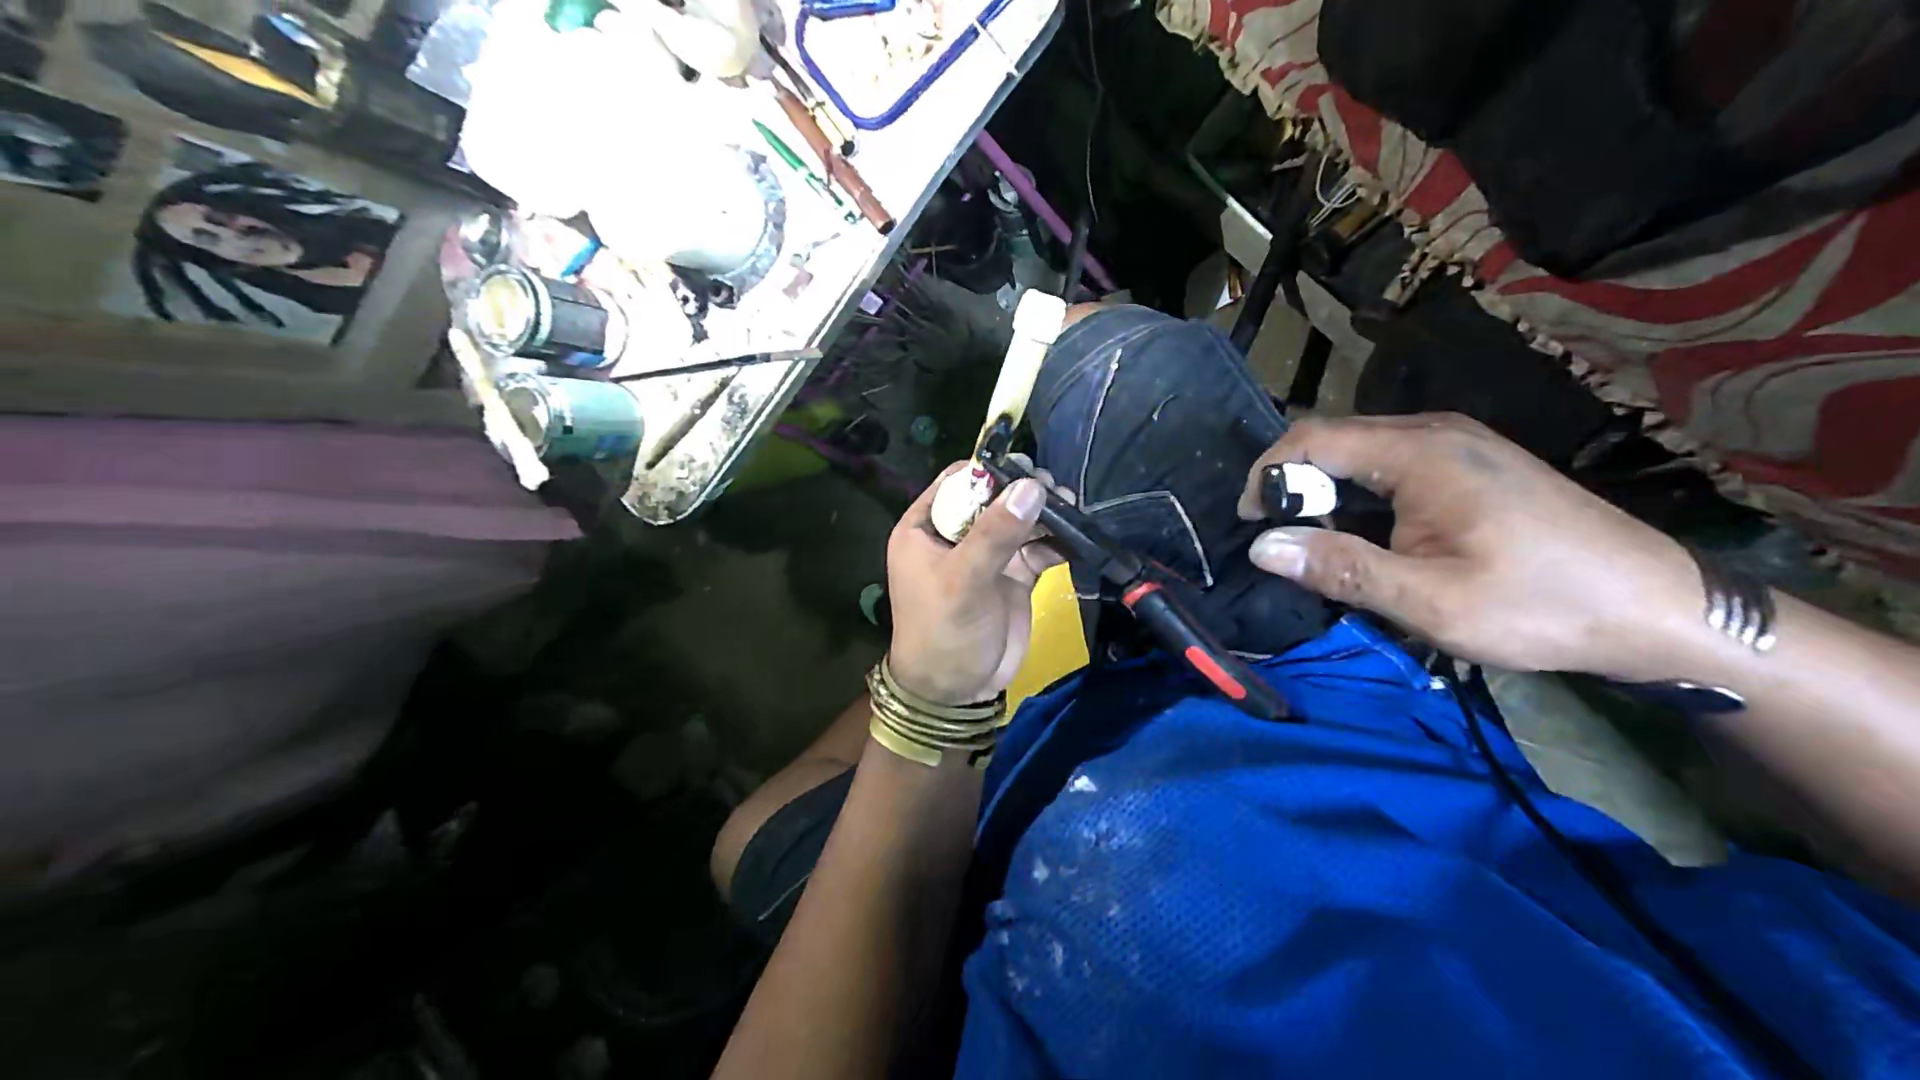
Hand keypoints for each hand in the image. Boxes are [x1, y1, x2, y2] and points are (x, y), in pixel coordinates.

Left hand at [886, 463, 1061, 704]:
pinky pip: (1037, 547)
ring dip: (1045, 513)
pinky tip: (1076, 536)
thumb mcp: (962, 581)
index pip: (955, 483)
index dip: (987, 472)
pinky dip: (1057, 540)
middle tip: (1053, 486)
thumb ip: (995, 534)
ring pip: (1019, 520)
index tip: (1022, 469)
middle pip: (992, 498)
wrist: (956, 691)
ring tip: (1071, 504)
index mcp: (924, 529)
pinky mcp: (1014, 575)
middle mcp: (955, 535)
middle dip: (1023, 490)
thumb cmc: (943, 632)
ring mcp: (987, 555)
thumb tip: (1031, 486)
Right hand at [1236, 414, 1710, 680]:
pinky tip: (1368, 534)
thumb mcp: (1429, 600)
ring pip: (1360, 451)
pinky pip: (1390, 463)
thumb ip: (1340, 568)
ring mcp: (1459, 445)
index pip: (1312, 438)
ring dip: (1325, 491)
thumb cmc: (1540, 605)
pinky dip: (1358, 493)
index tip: (1250, 523)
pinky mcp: (1473, 465)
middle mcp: (1436, 432)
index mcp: (1421, 452)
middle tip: (1284, 541)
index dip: (1267, 474)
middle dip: (1293, 484)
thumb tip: (1261, 546)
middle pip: (1333, 438)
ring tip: (1320, 543)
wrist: (1659, 609)